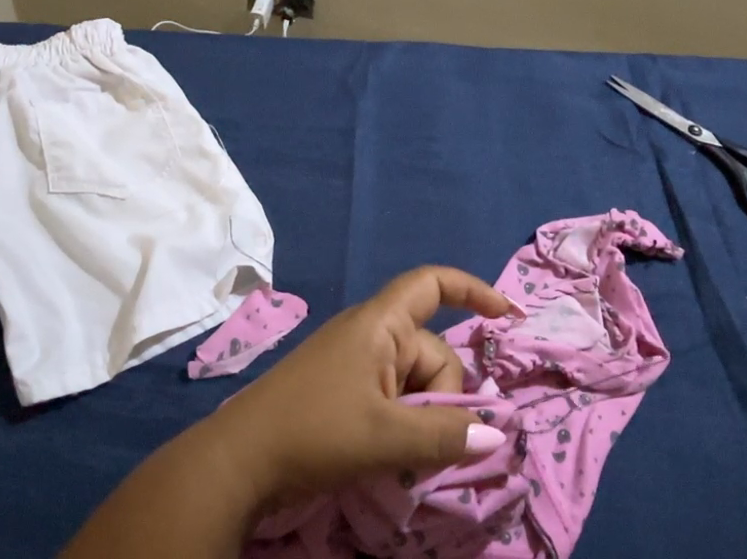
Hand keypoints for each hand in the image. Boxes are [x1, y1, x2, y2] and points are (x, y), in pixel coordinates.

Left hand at [200, 265, 517, 502]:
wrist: (239, 462)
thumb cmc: (312, 431)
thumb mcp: (384, 437)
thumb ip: (444, 435)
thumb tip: (497, 434)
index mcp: (378, 324)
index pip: (431, 284)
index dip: (472, 290)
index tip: (507, 316)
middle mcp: (370, 336)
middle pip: (433, 352)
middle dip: (443, 396)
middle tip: (422, 439)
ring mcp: (356, 365)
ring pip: (416, 384)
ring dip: (423, 419)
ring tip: (401, 455)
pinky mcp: (345, 394)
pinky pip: (395, 400)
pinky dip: (405, 426)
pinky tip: (394, 457)